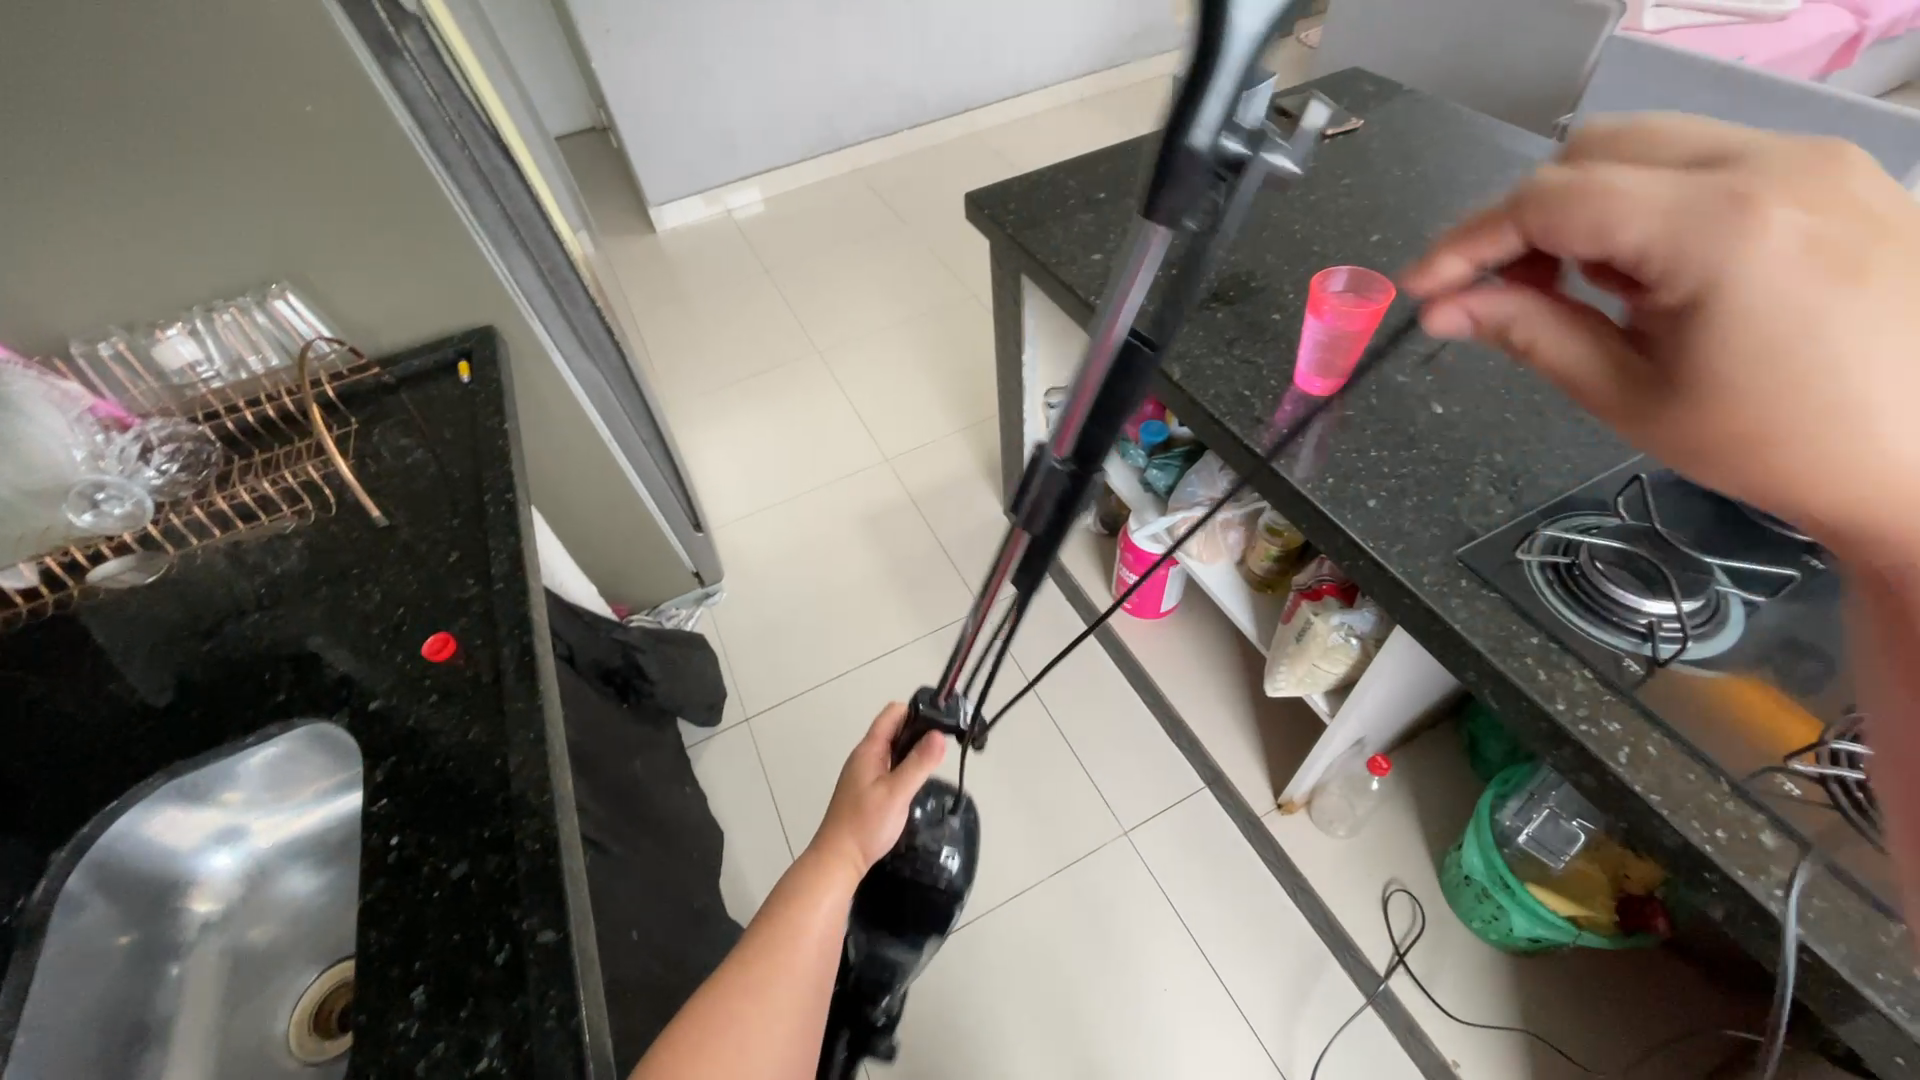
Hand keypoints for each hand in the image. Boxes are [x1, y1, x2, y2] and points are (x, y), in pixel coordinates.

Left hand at [804, 703, 945, 885]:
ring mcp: (866, 772)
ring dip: (913, 750)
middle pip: (894, 729)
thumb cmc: (865, 824)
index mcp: (870, 749)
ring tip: (936, 761)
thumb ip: (918, 764)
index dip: (917, 712)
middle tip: (944, 746)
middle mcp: (866, 755)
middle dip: (919, 732)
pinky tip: (917, 781)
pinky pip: (891, 766)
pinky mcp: (868, 788)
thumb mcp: (896, 793)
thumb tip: (939, 735)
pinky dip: (906, 766)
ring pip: (894, 749)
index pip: (893, 714)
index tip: (940, 723)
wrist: (839, 859)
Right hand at [1403, 114, 1919, 562]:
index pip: (1550, 200)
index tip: (1419, 288)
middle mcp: (1771, 164)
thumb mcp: (1626, 393)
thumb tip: (1441, 309)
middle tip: (1492, 289)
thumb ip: (1527, 332)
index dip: (1467, 241)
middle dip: (1520, 217)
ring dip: (1579, 209)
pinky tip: (1638, 273)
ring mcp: (1812, 160)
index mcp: (1717, 225)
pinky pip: (1701, 161)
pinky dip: (1638, 206)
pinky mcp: (1831, 174)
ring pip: (1645, 147)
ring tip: (1570, 287)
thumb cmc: (1772, 440)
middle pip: (1593, 150)